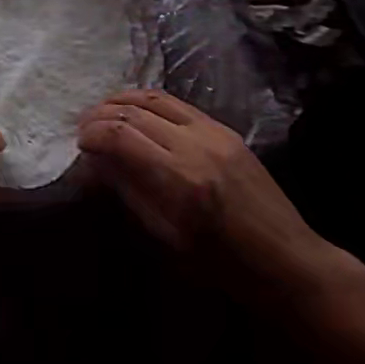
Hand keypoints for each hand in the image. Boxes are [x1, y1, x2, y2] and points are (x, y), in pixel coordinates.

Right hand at [78, 90, 336, 283]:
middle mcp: (196, 145)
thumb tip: (94, 162)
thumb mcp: (167, 235)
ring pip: (156, 98)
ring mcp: (214, 132)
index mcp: (180, 180)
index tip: (78, 143)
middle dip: (102, 115)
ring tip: (102, 112)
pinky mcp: (225, 129)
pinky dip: (149, 102)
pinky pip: (179, 105)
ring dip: (123, 100)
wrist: (285, 260)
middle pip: (135, 112)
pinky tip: (135, 111)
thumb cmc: (223, 264)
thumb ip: (129, 190)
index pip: (122, 136)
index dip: (93, 134)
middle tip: (82, 127)